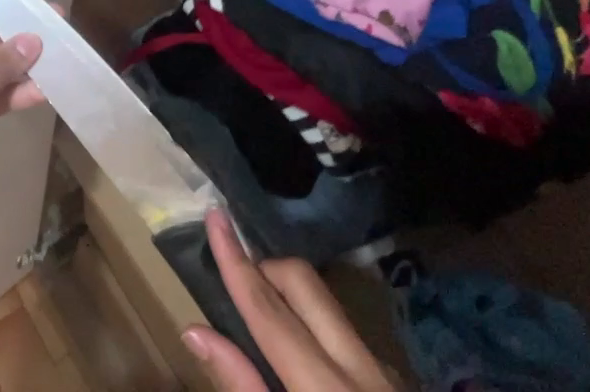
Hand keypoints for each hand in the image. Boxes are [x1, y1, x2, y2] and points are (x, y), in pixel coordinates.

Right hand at [185, 208, 397, 391]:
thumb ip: (242, 387)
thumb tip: (195, 330)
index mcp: (326, 389)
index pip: (269, 310)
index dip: (235, 261)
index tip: (215, 213)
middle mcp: (361, 371)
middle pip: (304, 285)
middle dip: (262, 266)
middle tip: (229, 278)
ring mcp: (385, 377)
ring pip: (327, 307)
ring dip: (286, 299)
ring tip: (257, 324)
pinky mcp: (394, 387)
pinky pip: (343, 336)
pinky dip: (310, 329)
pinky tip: (299, 365)